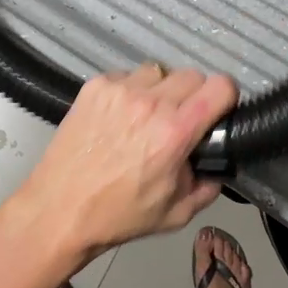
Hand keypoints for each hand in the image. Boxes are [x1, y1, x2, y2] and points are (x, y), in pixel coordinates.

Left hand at [9, 65, 236, 259]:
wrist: (60, 208)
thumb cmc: (119, 215)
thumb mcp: (177, 214)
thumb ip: (208, 185)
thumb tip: (219, 163)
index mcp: (174, 132)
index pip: (219, 87)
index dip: (226, 96)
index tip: (221, 108)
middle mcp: (149, 102)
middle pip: (192, 75)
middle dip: (194, 96)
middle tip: (182, 120)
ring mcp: (120, 89)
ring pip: (159, 71)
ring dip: (162, 89)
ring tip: (148, 116)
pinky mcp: (96, 85)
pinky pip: (128, 75)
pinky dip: (131, 90)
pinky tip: (121, 116)